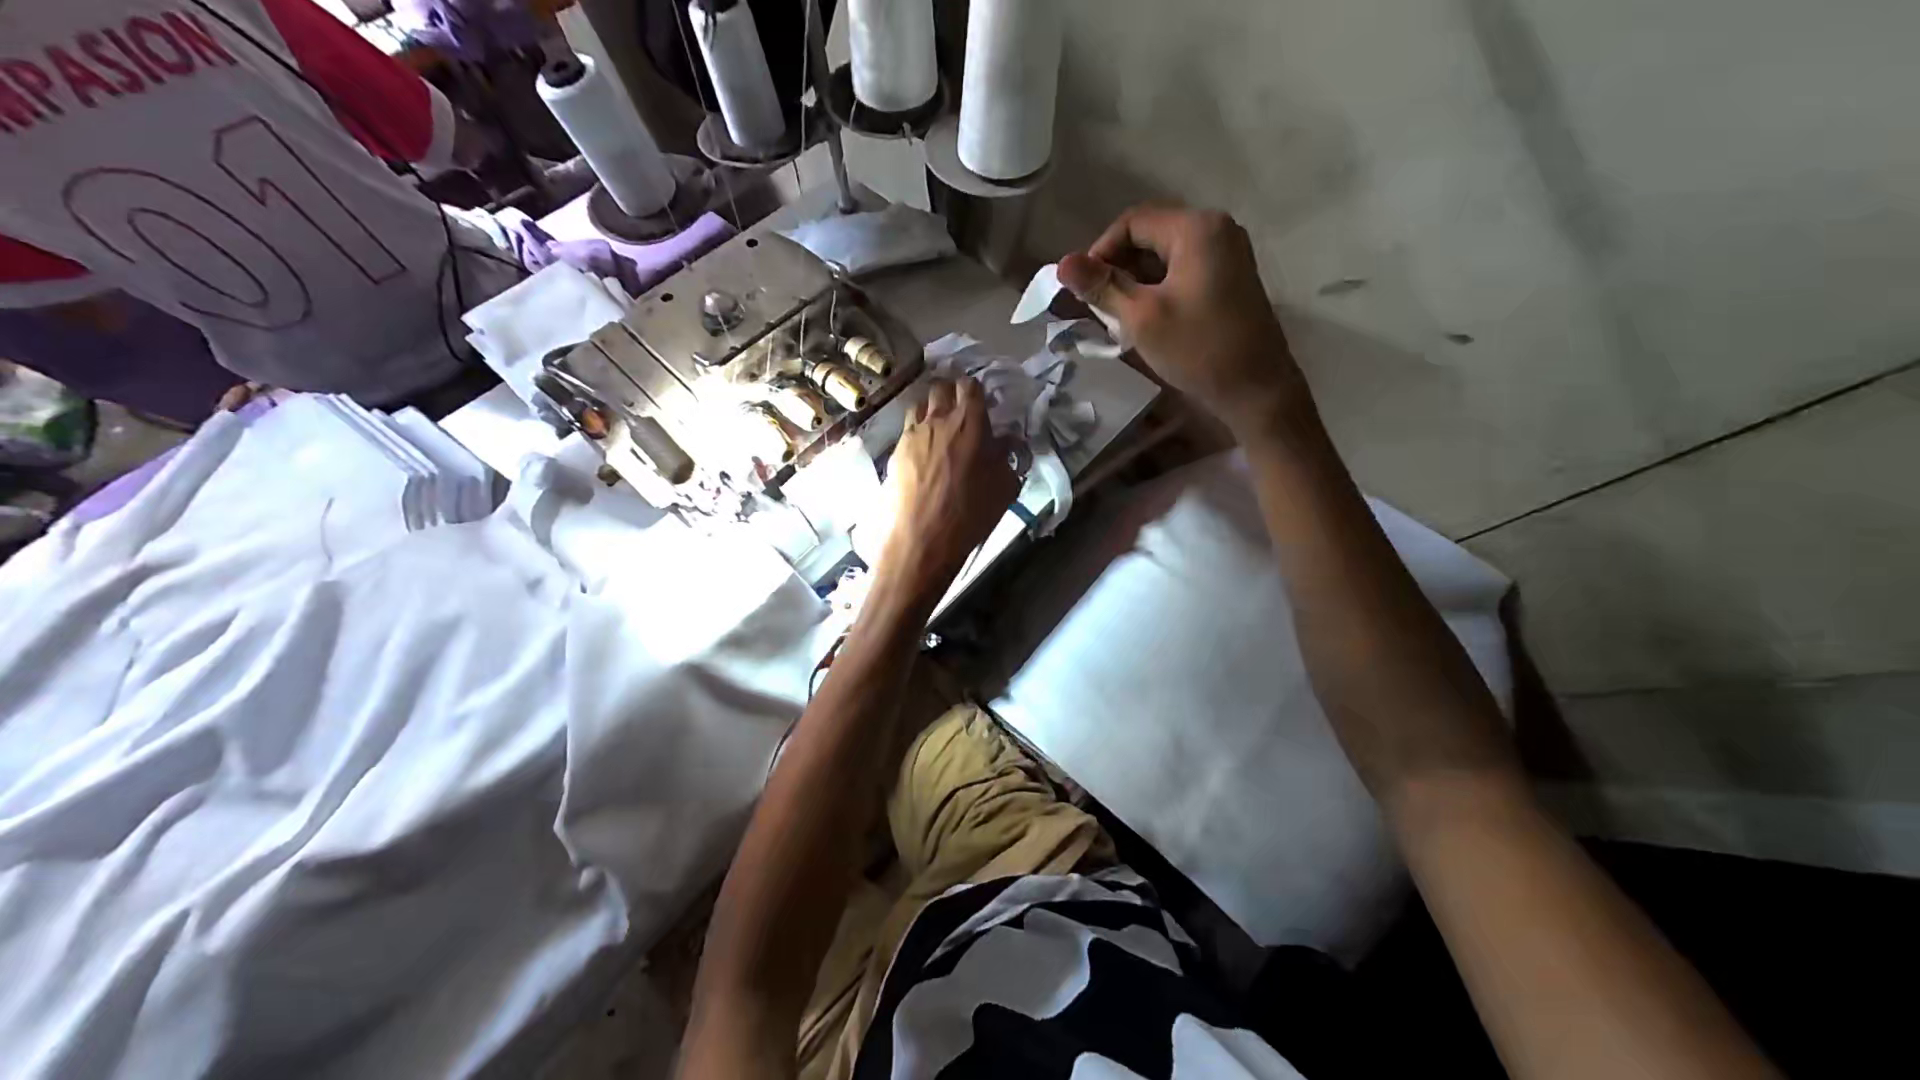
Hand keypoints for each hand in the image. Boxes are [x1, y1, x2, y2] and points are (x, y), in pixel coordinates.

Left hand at [880, 378, 1018, 597]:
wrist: (924, 536)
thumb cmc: (971, 512)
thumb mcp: (1005, 487)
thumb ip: (1006, 457)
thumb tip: (1005, 442)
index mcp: (970, 422)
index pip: (970, 386)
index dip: (975, 390)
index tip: (980, 401)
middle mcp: (939, 419)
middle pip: (941, 387)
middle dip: (951, 392)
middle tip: (959, 409)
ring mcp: (913, 433)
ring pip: (919, 404)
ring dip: (930, 408)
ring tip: (938, 425)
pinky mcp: (896, 451)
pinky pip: (907, 429)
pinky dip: (916, 431)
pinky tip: (923, 449)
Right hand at [1058, 204, 1311, 437]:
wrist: (1256, 390)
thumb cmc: (1197, 349)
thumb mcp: (1141, 318)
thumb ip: (1101, 287)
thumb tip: (1061, 263)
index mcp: (1196, 229)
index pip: (1132, 222)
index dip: (1100, 251)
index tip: (1083, 288)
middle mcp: (1216, 229)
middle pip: (1149, 235)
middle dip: (1117, 266)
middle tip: (1097, 304)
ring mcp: (1227, 253)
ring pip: (1164, 255)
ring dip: (1135, 279)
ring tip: (1117, 315)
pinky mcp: (1229, 277)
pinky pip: (1182, 270)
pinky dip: (1158, 287)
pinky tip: (1144, 317)